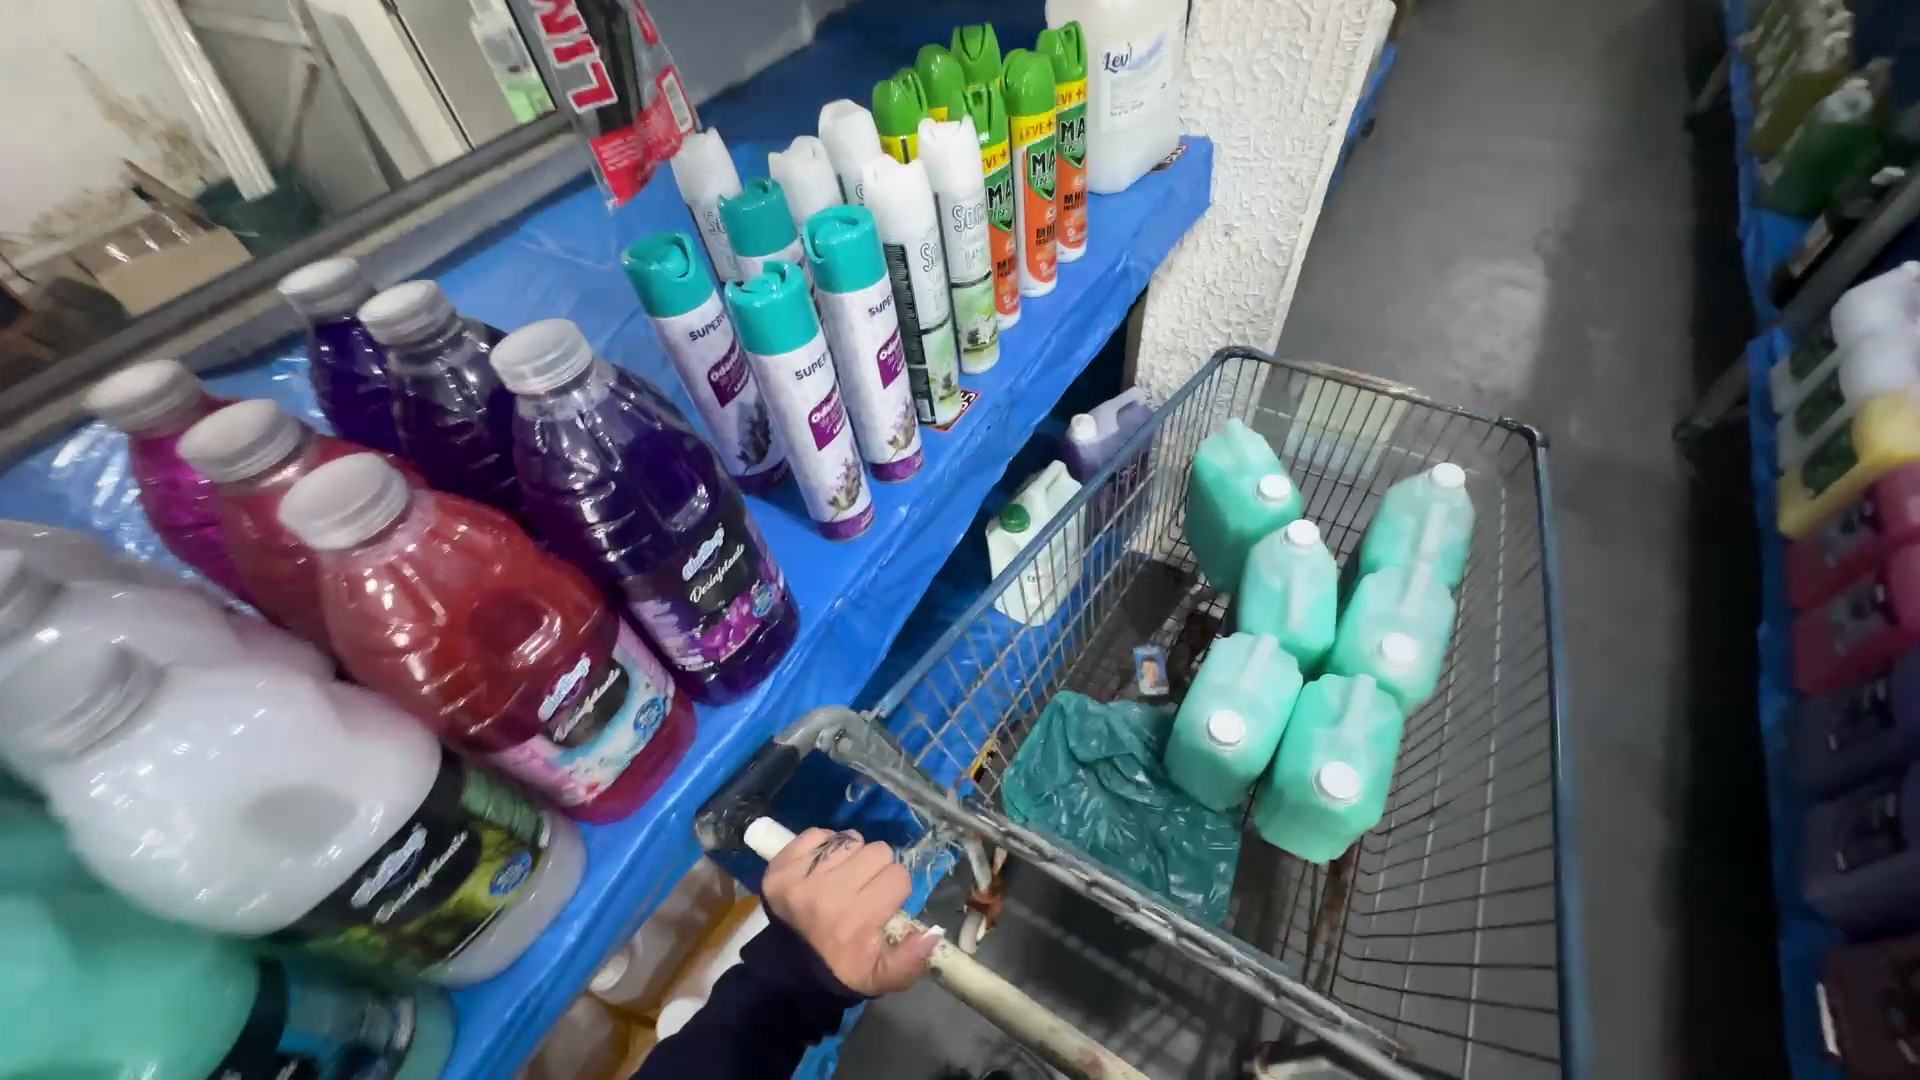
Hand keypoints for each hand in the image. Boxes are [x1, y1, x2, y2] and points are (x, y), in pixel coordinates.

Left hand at [761, 828, 939, 995]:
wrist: (786, 972)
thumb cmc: (839, 970)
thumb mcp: (879, 977)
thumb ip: (910, 961)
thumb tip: (933, 935)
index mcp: (856, 918)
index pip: (898, 877)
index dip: (895, 890)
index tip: (883, 905)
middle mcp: (829, 892)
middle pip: (878, 851)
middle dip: (876, 869)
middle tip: (864, 890)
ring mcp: (802, 875)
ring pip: (851, 839)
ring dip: (852, 855)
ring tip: (843, 878)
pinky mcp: (782, 864)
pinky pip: (818, 834)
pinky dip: (825, 845)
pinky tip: (823, 867)